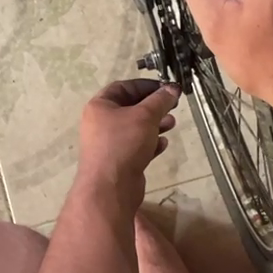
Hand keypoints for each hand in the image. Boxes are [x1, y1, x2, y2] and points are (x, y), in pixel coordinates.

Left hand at [74, 78, 181, 215]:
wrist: (110, 187)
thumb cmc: (124, 143)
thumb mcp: (145, 115)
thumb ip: (160, 100)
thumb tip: (172, 88)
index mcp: (100, 106)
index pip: (123, 87)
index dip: (145, 85)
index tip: (166, 88)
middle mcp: (101, 123)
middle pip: (130, 108)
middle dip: (153, 107)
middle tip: (173, 106)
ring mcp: (109, 143)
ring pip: (135, 128)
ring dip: (155, 124)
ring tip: (172, 123)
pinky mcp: (118, 161)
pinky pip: (136, 146)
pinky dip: (150, 143)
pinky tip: (163, 144)